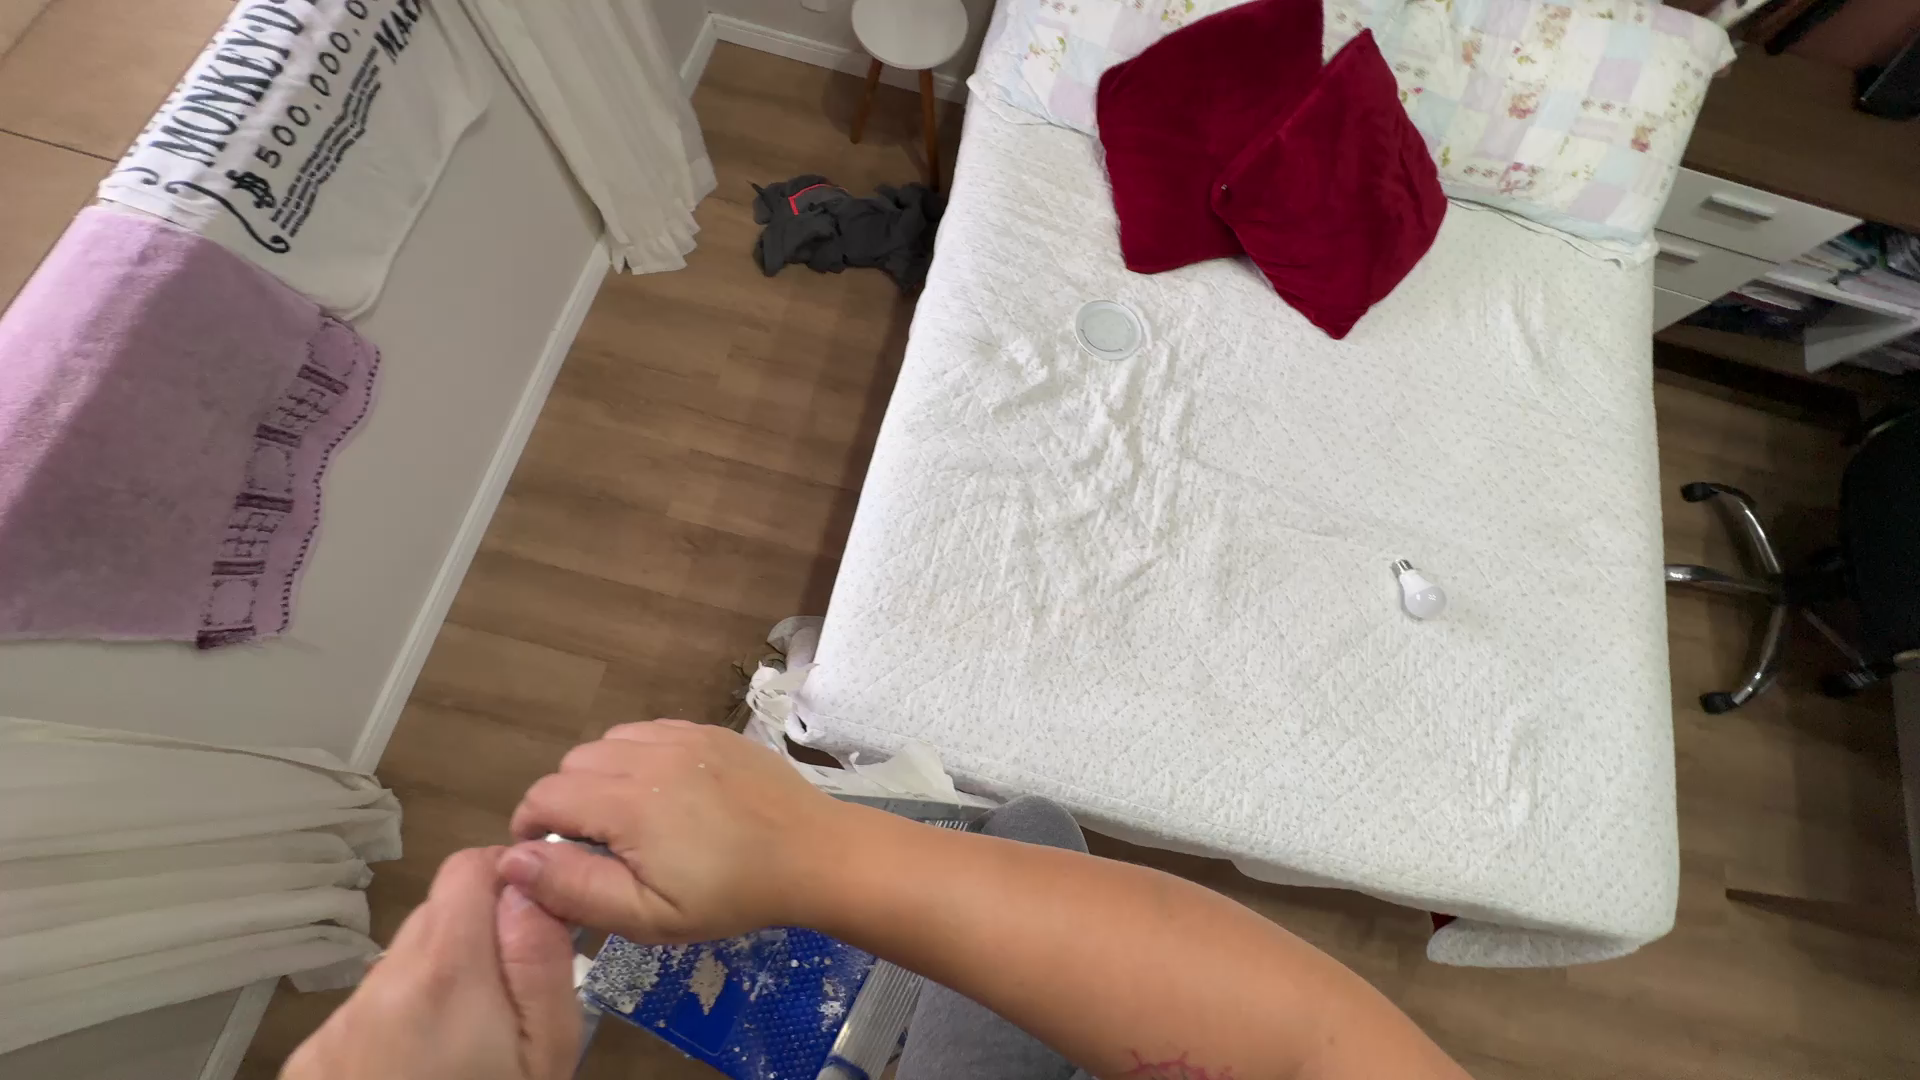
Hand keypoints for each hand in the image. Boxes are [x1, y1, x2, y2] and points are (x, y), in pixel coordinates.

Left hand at [282, 848, 579, 1079]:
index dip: (508, 874)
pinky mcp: (305, 1063)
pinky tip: (419, 1065)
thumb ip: (541, 953)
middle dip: (479, 930)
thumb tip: (528, 882)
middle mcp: (376, 986)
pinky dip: (400, 1015)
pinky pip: (369, 1006)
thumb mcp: (549, 1044)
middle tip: (507, 991)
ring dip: (439, 975)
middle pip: (436, 911)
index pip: (466, 867)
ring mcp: (331, 1028)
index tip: (533, 912)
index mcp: (442, 971)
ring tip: (463, 1038)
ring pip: (403, 958)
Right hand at [500, 719, 842, 942]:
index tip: (553, 860)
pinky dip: (640, 753)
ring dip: (603, 774)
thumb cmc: (731, 893)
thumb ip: (574, 886)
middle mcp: (653, 754)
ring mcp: (687, 735)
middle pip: (574, 763)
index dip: (532, 829)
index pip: (545, 795)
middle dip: (566, 802)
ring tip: (630, 816)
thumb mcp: (648, 915)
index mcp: (630, 801)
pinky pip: (653, 729)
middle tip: (597, 844)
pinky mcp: (713, 730)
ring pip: (612, 740)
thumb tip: (511, 859)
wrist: (810, 852)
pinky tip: (664, 788)